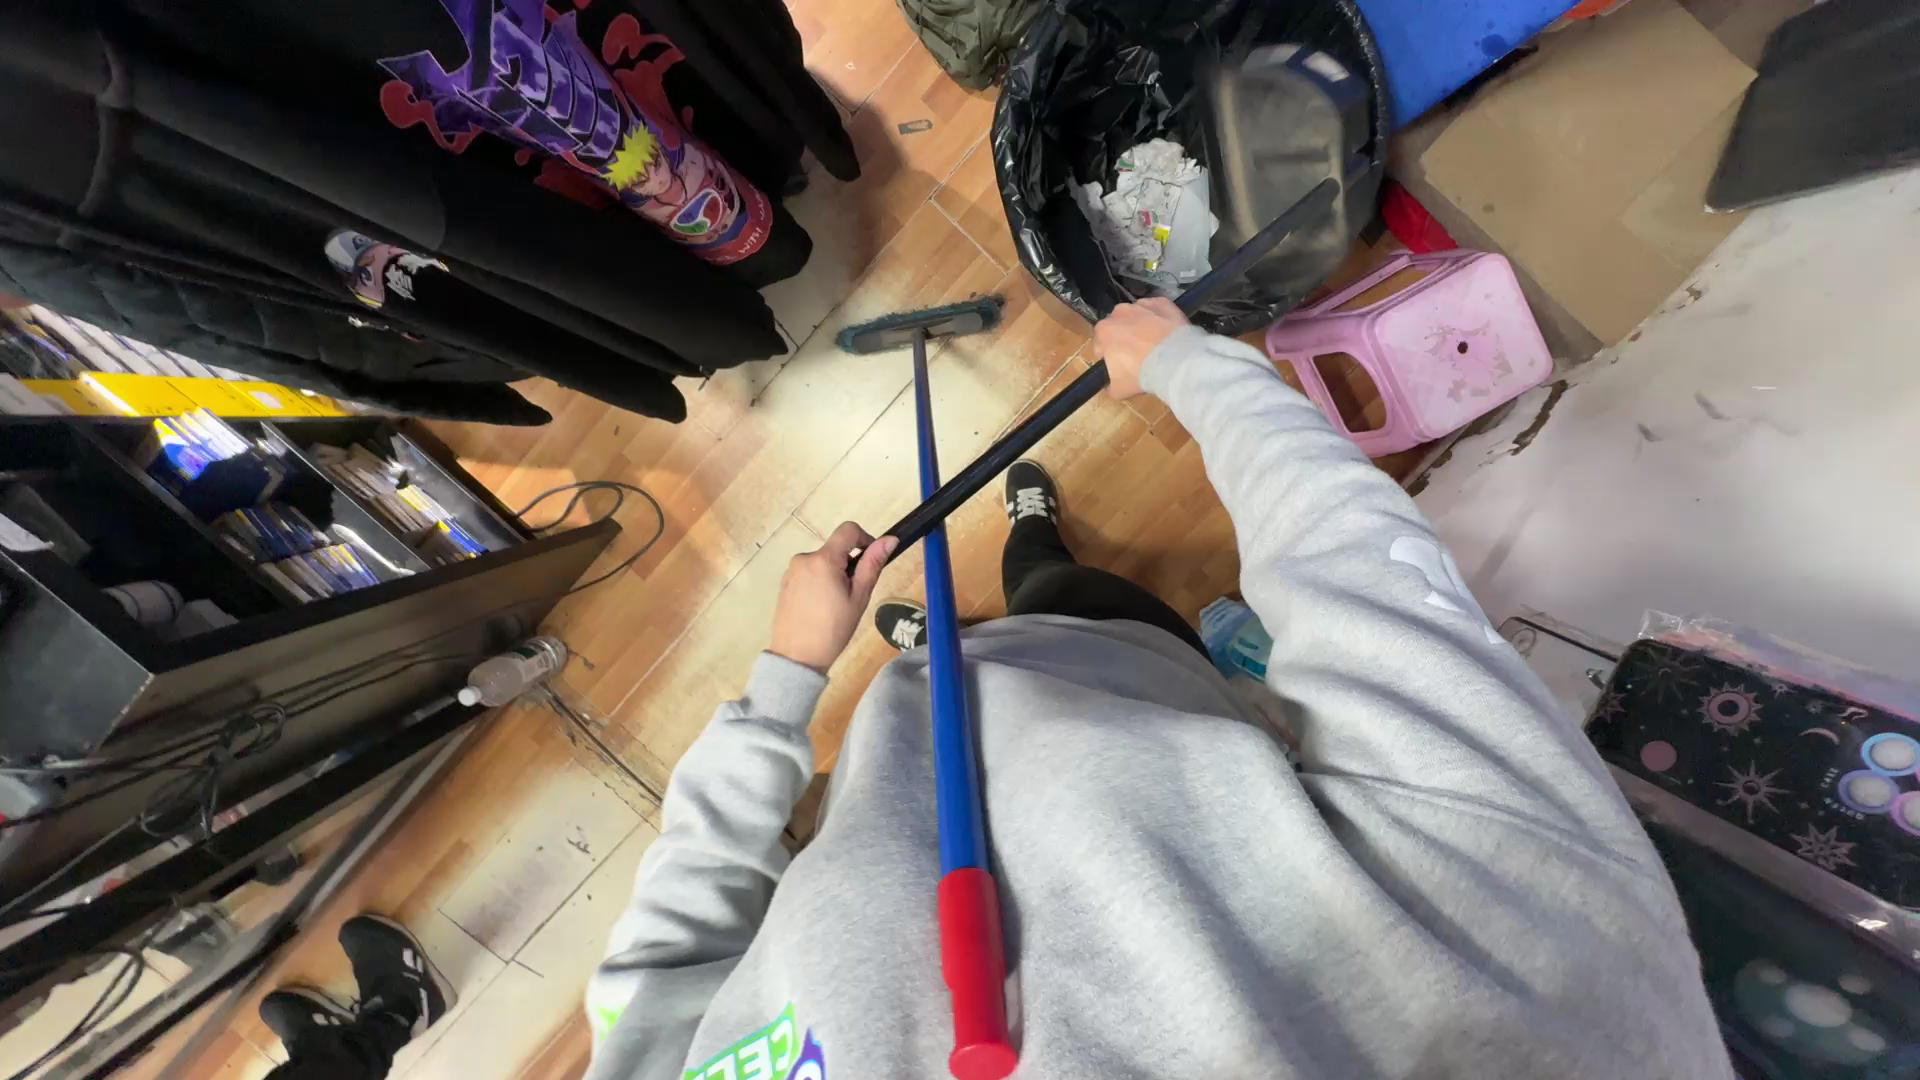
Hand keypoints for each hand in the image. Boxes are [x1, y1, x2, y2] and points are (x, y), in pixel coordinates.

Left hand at [768, 523, 896, 672]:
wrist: (796, 657)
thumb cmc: (833, 628)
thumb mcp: (859, 597)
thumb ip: (872, 564)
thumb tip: (890, 539)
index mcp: (823, 559)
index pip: (848, 530)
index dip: (865, 539)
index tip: (871, 560)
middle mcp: (803, 558)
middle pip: (835, 550)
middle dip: (848, 565)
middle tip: (852, 595)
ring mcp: (791, 571)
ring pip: (822, 563)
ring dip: (834, 575)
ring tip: (835, 606)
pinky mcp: (785, 584)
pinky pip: (809, 574)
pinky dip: (820, 583)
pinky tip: (820, 609)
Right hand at [1094, 297, 1188, 398]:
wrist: (1173, 360)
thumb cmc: (1139, 373)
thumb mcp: (1118, 389)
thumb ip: (1110, 387)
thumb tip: (1110, 389)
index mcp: (1104, 330)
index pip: (1100, 343)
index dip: (1107, 355)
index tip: (1117, 365)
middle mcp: (1120, 312)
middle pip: (1118, 326)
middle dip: (1124, 338)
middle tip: (1136, 356)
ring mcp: (1142, 305)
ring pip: (1137, 316)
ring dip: (1141, 327)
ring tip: (1153, 345)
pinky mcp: (1163, 303)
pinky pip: (1157, 310)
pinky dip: (1159, 319)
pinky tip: (1165, 333)